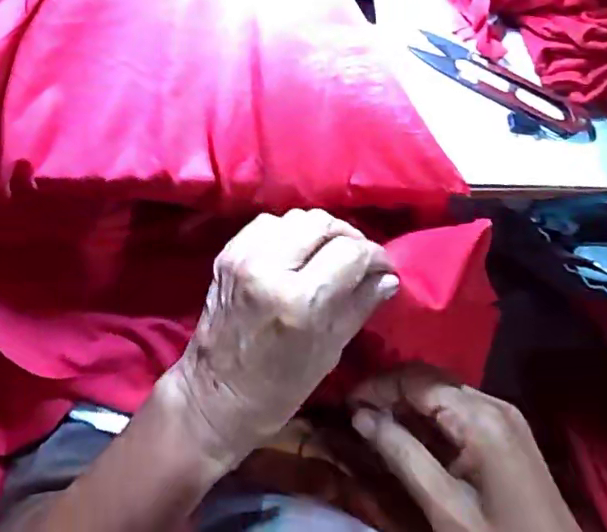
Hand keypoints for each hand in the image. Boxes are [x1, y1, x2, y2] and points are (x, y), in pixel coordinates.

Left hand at [164, 209, 398, 465]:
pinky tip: (298, 251)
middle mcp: (268, 267)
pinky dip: (288, 231)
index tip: (384, 267)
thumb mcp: (330, 350)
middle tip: (359, 256)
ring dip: (317, 231)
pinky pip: (266, 223)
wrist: (218, 389)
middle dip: (348, 236)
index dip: (375, 256)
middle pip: (320, 223)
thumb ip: (360, 304)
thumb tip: (388, 276)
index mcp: (298, 300)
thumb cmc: (280, 384)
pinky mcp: (227, 251)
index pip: (349, 252)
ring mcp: (243, 255)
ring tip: (330, 253)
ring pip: (293, 218)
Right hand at [349, 365, 577, 531]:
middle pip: (427, 379)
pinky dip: (429, 420)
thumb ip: (400, 454)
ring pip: (440, 393)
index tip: (345, 408)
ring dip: (407, 406)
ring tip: (376, 427)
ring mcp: (505, 419)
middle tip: (357, 416)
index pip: (412, 379)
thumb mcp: (446, 508)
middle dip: (389, 393)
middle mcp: (493, 404)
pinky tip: (409, 439)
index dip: (375, 388)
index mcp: (480, 416)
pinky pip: (458, 411)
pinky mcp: (508, 437)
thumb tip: (359, 414)